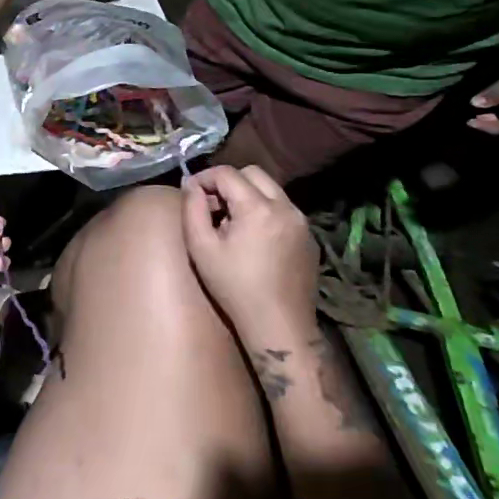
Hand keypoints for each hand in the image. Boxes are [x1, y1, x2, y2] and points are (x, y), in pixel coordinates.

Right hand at [180, 165, 316, 328]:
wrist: (279, 325)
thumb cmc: (234, 287)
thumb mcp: (201, 248)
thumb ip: (192, 209)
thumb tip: (190, 185)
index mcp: (258, 208)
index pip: (227, 173)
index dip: (203, 177)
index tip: (190, 193)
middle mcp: (285, 207)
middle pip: (253, 173)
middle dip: (228, 182)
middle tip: (211, 205)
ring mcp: (301, 222)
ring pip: (271, 189)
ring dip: (248, 195)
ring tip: (231, 221)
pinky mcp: (309, 237)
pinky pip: (283, 209)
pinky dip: (265, 210)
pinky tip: (253, 237)